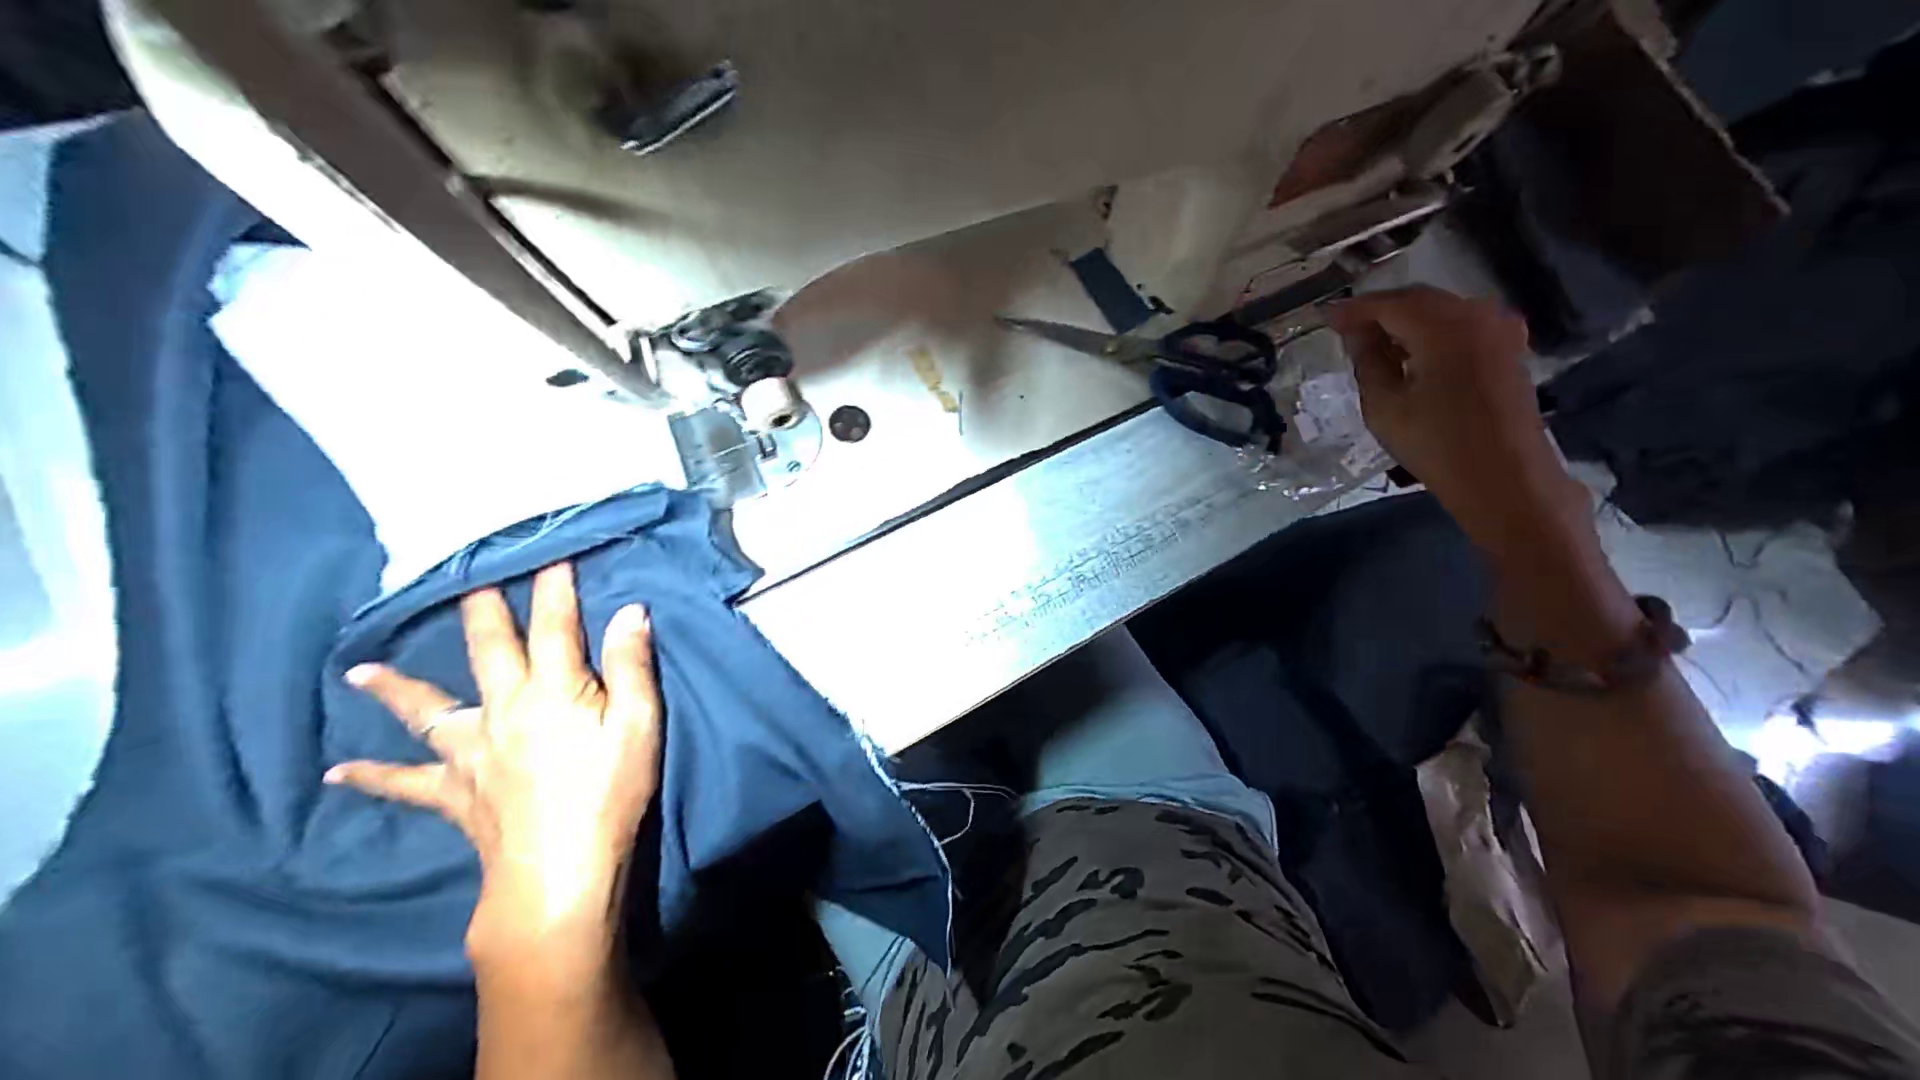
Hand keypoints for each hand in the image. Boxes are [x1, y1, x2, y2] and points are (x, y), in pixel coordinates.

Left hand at [327, 562, 662, 960]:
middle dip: (480, 610)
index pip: (555, 627)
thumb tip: (630, 611)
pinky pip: (407, 783)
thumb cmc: (611, 793)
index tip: (552, 555)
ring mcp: (470, 751)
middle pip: (487, 650)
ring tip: (359, 670)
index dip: (555, 589)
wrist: (561, 873)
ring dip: (396, 687)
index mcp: (552, 691)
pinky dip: (373, 777)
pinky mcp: (455, 792)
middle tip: (462, 577)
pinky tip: (336, 775)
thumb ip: (631, 666)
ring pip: (428, 708)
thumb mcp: (639, 725)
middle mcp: (503, 710)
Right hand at [1327, 286, 1588, 554]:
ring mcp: (1499, 330)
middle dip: (1379, 310)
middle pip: (1419, 300)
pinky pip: (1460, 325)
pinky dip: (1429, 331)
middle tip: (1345, 328)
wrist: (1504, 476)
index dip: (1354, 309)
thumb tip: (1357, 334)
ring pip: (1441, 310)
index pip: (1389, 304)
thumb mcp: (1384, 405)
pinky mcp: (1508, 348)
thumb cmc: (1436, 443)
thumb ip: (1367, 361)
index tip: (1325, 318)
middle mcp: (1477, 315)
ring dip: (1404, 320)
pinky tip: (1409, 353)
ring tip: (1372, 342)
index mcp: (1444, 326)